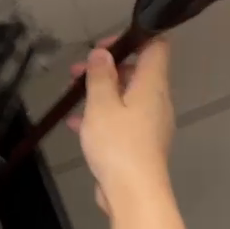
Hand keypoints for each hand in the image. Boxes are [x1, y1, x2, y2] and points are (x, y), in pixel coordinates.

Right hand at [67, 37, 174, 216]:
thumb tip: (101, 54)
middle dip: (106, 68)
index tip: (101, 47)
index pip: (156, 46)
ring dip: (101, 92)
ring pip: (127, 95)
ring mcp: (150, 121)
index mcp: (151, 85)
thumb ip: (100, 77)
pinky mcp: (141, 140)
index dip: (131, 39)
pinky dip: (102, 114)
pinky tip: (77, 124)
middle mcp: (156, 100)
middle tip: (76, 73)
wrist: (133, 189)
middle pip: (137, 71)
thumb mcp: (100, 105)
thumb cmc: (117, 143)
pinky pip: (122, 117)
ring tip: (73, 97)